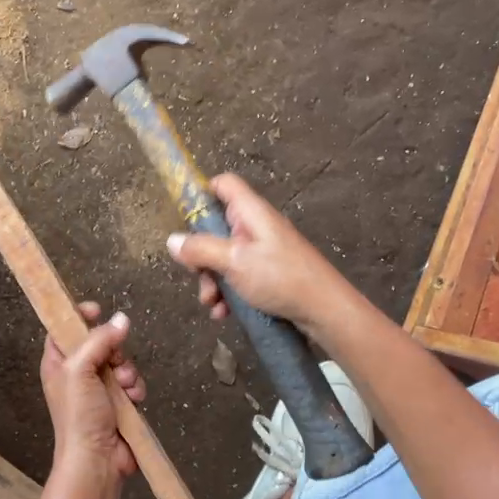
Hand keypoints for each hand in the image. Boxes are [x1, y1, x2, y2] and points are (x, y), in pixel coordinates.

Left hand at [40, 302, 145, 480]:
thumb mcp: (80, 370)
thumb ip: (99, 340)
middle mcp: (77, 373)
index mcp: (58, 362)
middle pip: (100, 343)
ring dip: (127, 372)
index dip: (79, 316)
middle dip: (114, 350)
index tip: (97, 310)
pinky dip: (135, 390)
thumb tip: (121, 319)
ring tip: (124, 387)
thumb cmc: (79, 414)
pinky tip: (133, 400)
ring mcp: (98, 389)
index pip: (65, 328)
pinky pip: (131, 384)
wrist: (96, 461)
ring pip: (120, 363)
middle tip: (114, 362)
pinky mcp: (119, 404)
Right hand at [165, 172, 358, 328]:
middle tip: (196, 273)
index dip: (202, 193)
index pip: (224, 185)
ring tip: (212, 303)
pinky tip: (225, 313)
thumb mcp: (234, 262)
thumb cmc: (281, 278)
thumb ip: (200, 249)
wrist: (327, 312)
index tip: (185, 217)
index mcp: (251, 213)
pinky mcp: (269, 274)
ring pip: (224, 256)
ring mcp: (264, 251)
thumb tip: (171, 240)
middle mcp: (256, 227)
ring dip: (212, 279)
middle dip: (200, 253)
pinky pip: (238, 276)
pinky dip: (228, 292)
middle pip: (216, 226)